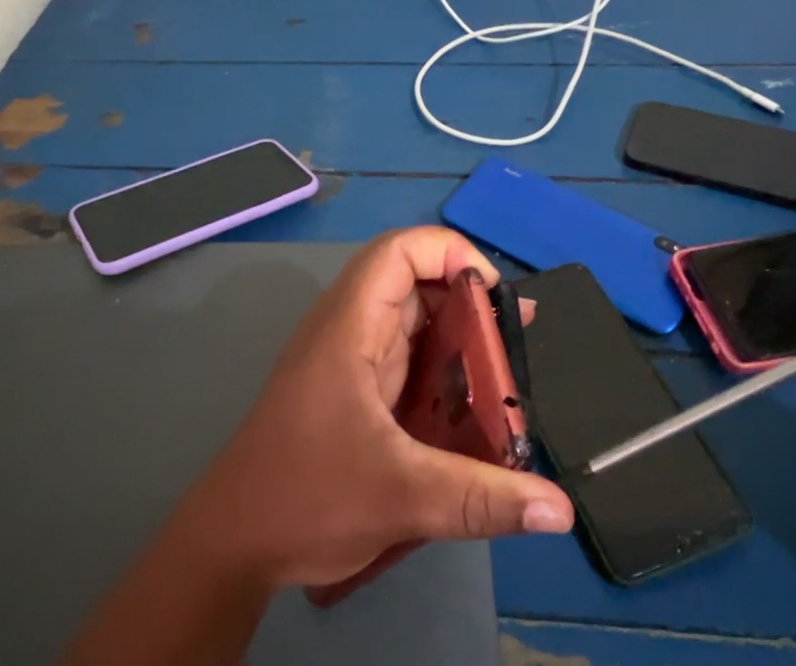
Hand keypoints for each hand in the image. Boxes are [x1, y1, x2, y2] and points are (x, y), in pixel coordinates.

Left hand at [178, 227, 573, 588]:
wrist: (232, 545)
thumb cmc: (304, 500)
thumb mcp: (402, 497)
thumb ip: (483, 499)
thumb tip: (563, 512)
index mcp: (348, 328)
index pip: (399, 252)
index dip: (452, 254)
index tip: (498, 299)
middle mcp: (348, 334)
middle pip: (412, 285)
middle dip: (470, 305)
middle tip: (520, 344)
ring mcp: (348, 366)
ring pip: (412, 328)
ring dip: (459, 345)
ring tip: (508, 381)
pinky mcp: (352, 397)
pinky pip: (406, 366)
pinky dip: (443, 377)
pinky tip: (474, 414)